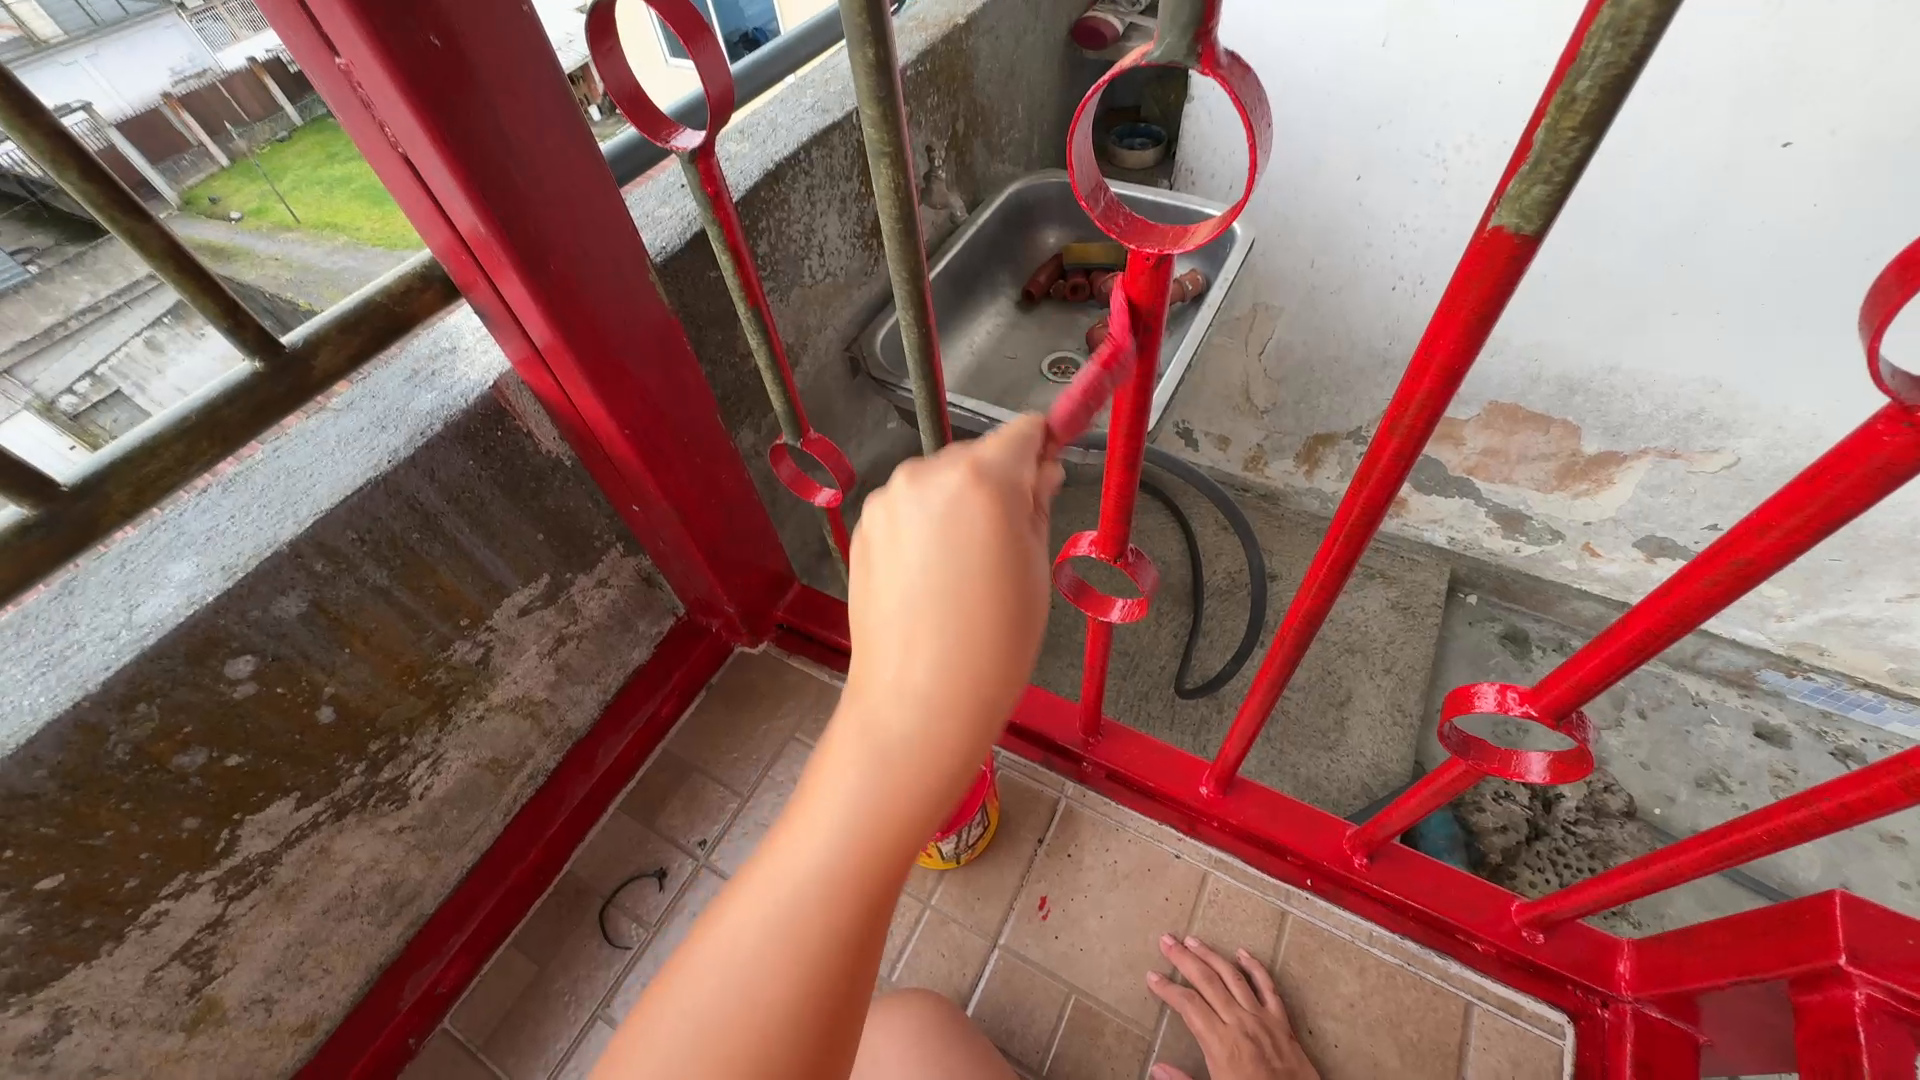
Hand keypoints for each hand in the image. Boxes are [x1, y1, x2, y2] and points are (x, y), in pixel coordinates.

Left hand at [838, 415, 1063, 824]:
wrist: (920, 698)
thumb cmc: (994, 643)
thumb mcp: (1036, 567)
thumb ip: (1038, 505)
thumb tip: (1041, 472)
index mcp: (984, 479)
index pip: (1024, 431)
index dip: (1043, 448)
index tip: (1050, 468)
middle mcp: (928, 474)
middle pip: (979, 456)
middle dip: (999, 484)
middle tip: (1008, 539)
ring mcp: (890, 500)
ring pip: (941, 482)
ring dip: (959, 504)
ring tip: (966, 567)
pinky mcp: (866, 526)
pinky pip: (910, 508)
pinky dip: (926, 525)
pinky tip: (933, 575)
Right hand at [1147, 935, 1319, 1079]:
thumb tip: (1156, 1068)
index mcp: (1221, 1044)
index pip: (1188, 1005)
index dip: (1167, 988)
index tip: (1152, 976)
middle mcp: (1241, 1024)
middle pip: (1207, 981)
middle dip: (1183, 958)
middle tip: (1166, 940)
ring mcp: (1263, 1020)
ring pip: (1232, 977)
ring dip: (1210, 955)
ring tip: (1193, 940)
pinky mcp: (1283, 1024)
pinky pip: (1268, 988)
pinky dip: (1255, 967)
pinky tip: (1242, 952)